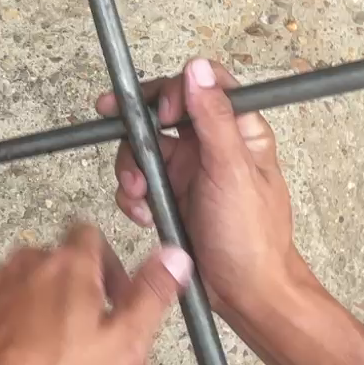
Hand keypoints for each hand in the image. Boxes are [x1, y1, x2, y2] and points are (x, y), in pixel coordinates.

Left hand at [0, 225, 190, 364]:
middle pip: (59, 258)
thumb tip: (173, 256)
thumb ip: (151, 293)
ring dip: (44, 299)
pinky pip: (1, 297)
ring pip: (28, 278)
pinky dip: (14, 314)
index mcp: (68, 263)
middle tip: (91, 331)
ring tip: (56, 347)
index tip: (115, 296)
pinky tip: (24, 351)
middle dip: (78, 285)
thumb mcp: (126, 344)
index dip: (109, 264)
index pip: (91, 234)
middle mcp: (27, 261)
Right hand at [97, 58, 315, 328]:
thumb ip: (213, 118)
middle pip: (160, 111)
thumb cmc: (253, 238)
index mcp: (237, 131)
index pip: (201, 85)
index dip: (174, 90)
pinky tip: (143, 212)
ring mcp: (187, 169)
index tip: (162, 114)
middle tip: (110, 118)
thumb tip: (197, 69)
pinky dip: (132, 193)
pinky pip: (136, 178)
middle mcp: (210, 145)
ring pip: (142, 145)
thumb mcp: (232, 171)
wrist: (245, 294)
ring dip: (131, 167)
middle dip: (137, 127)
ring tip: (138, 192)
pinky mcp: (169, 193)